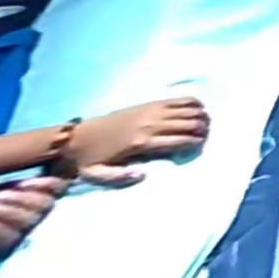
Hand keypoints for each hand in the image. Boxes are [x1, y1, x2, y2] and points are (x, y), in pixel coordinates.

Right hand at [0, 176, 70, 255]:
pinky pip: (59, 187)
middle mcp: (32, 231)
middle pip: (30, 221)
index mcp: (6, 248)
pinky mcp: (53, 193)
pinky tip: (23, 184)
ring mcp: (45, 211)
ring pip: (44, 204)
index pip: (9, 241)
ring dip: (19, 199)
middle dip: (6, 213)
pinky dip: (44, 184)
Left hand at [59, 98, 209, 183]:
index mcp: (142, 142)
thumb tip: (143, 175)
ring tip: (203, 122)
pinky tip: (196, 109)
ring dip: (202, 116)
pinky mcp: (153, 103)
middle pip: (191, 123)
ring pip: (191, 110)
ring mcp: (153, 111)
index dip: (195, 142)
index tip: (198, 145)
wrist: (74, 137)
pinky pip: (183, 99)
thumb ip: (119, 178)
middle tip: (204, 134)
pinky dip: (195, 103)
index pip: (181, 140)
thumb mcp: (96, 174)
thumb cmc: (88, 158)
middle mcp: (152, 125)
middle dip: (203, 129)